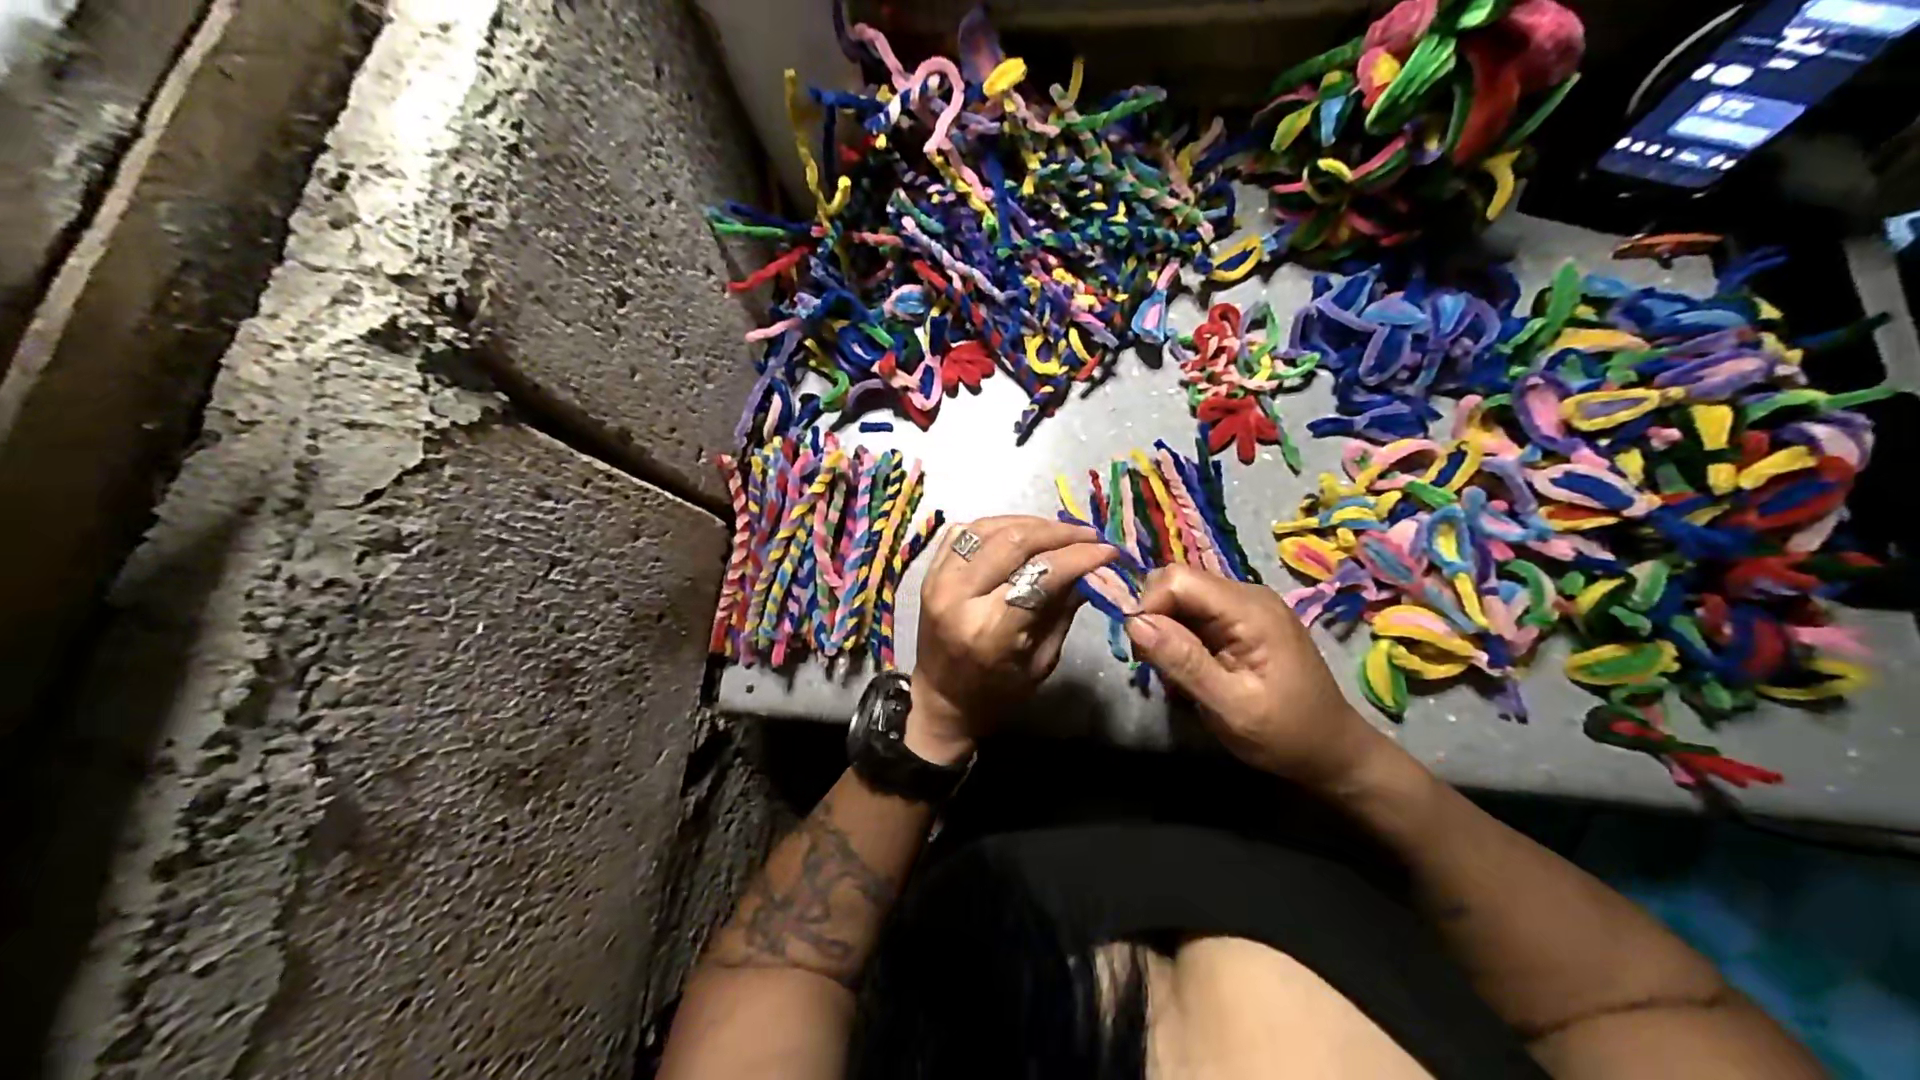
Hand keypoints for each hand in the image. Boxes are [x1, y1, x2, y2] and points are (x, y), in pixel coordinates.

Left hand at [908, 516, 1115, 761]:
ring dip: (1031, 524)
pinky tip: (1022, 532)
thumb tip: (1094, 568)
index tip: (1108, 551)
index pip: (1040, 575)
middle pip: (1015, 542)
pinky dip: (998, 525)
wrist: (941, 698)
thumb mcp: (1041, 661)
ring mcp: (938, 580)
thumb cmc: (997, 691)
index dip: (1079, 557)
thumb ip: (1063, 610)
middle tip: (1089, 536)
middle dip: (1060, 533)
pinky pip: (965, 531)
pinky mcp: (930, 571)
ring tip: (1061, 532)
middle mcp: (959, 598)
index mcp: (989, 632)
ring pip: (990, 528)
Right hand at [1125, 565, 1390, 790]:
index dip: (1149, 607)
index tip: (1142, 652)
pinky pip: (1197, 613)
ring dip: (1166, 631)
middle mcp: (1247, 595)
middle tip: (1157, 666)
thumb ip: (1183, 661)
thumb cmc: (1284, 734)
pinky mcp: (1243, 620)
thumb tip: (1133, 623)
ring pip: (1182, 598)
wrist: (1332, 751)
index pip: (1177, 579)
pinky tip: (1193, 669)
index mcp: (1250, 610)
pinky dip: (1182, 637)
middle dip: (1154, 619)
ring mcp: (1247, 606)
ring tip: (1177, 674)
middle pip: (1177, 582)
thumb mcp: (1229, 706)